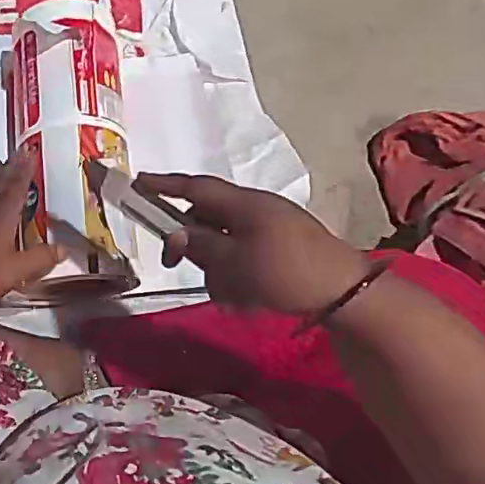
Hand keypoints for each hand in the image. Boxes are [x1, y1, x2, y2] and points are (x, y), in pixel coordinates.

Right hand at [139, 173, 368, 314]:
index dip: (165, 185)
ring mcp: (270, 228)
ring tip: (229, 296)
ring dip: (218, 269)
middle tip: (174, 265)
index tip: (139, 183)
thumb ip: (200, 246)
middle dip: (192, 245)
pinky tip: (246, 300)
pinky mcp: (280, 248)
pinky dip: (237, 276)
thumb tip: (174, 234)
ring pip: (224, 243)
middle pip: (207, 219)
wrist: (345, 292)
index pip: (196, 188)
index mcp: (244, 204)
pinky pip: (244, 256)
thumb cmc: (286, 272)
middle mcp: (255, 210)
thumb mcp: (234, 263)